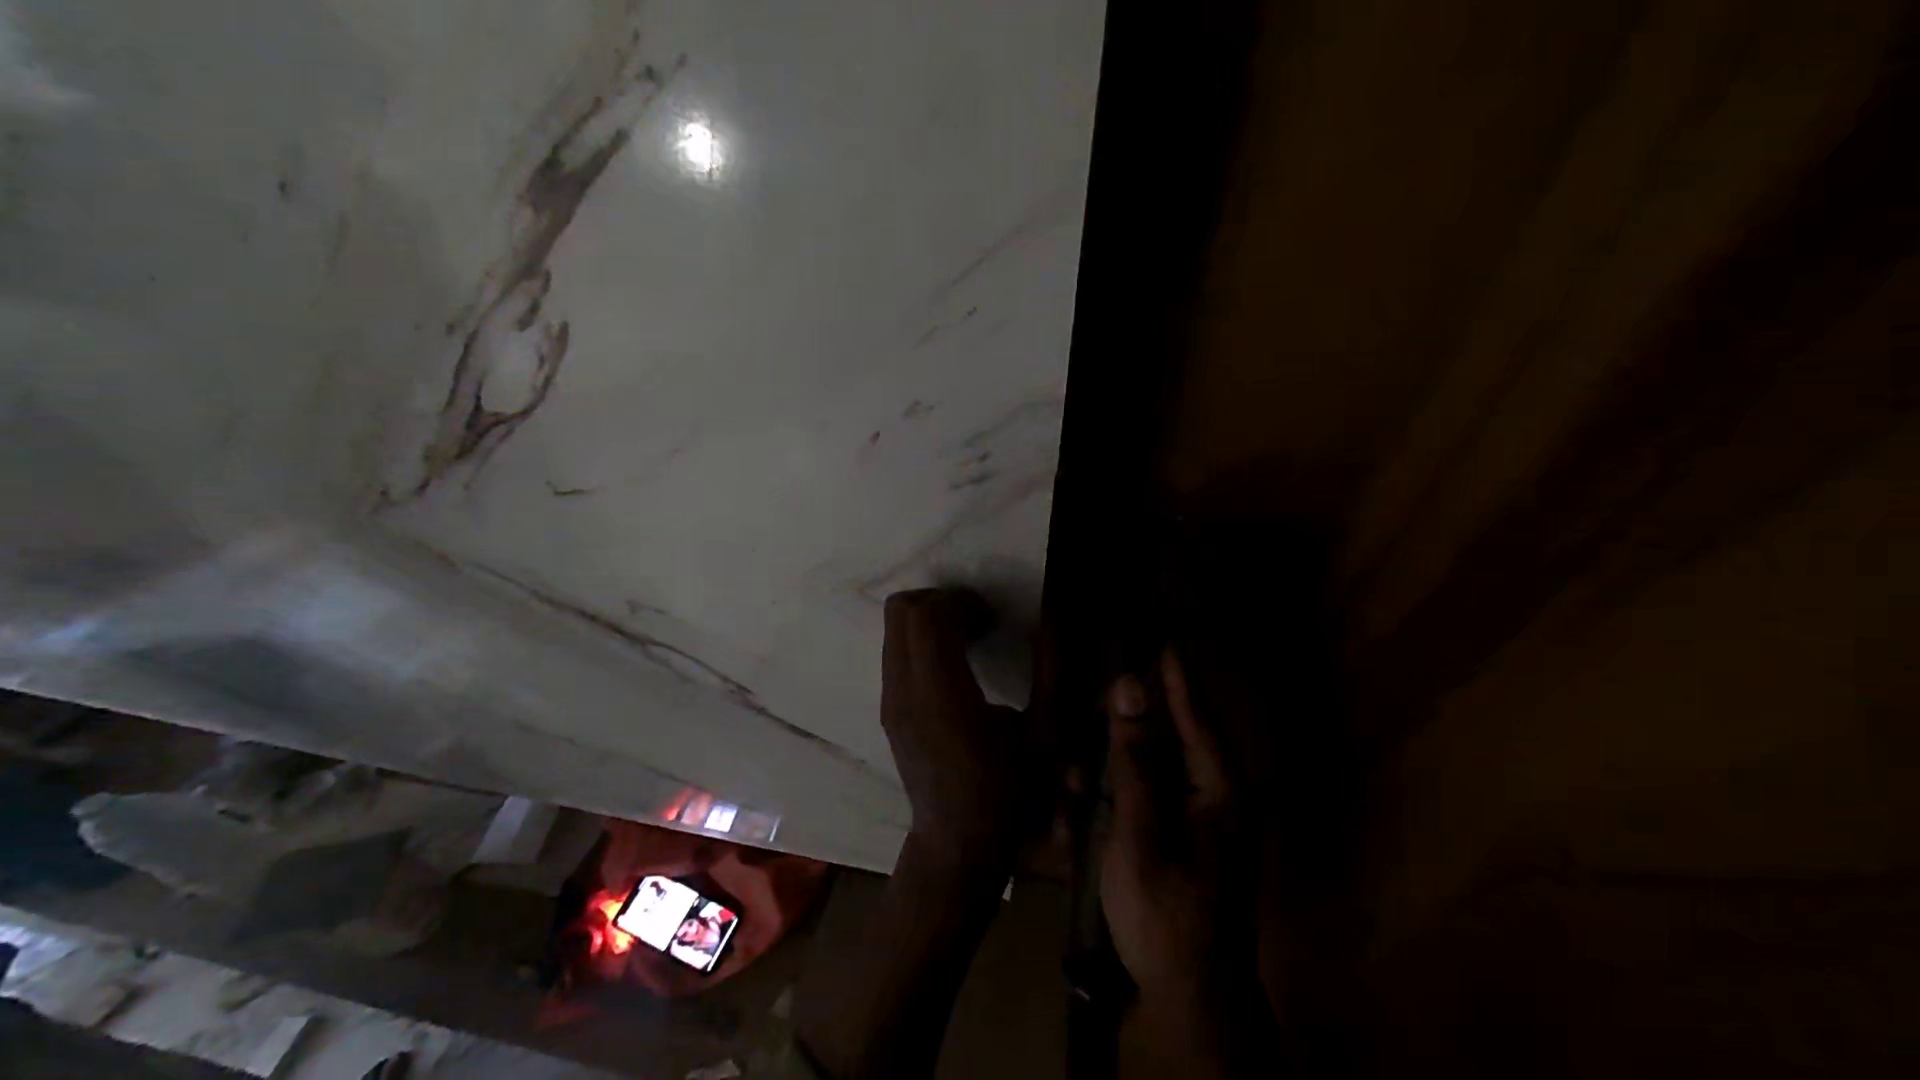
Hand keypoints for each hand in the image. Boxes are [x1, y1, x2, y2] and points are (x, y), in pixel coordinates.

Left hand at [882, 589, 1047, 873]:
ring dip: (930, 619)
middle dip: (941, 600)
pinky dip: (921, 640)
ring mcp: (890, 700)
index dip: (962, 602)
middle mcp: (905, 693)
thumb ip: (1048, 676)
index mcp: (941, 698)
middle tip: (978, 619)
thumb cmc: (1006, 796)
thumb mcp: (1041, 736)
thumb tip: (1050, 625)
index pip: (929, 618)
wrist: (957, 845)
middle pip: (901, 611)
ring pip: (893, 628)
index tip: (993, 617)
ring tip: (968, 639)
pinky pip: (895, 650)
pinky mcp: (887, 709)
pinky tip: (953, 665)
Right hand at [1101, 649, 1252, 1015]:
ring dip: (1126, 747)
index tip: (1158, 628)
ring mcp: (1203, 817)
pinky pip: (1154, 792)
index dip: (1173, 670)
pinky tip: (1091, 786)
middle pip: (1177, 732)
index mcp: (1220, 786)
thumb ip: (1134, 757)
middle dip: (1142, 707)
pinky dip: (1124, 782)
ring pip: (1162, 761)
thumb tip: (1129, 685)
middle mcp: (1217, 793)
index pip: (1194, 710)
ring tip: (1092, 730)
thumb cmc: (1166, 912)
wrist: (1191, 995)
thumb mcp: (1142, 830)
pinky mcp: (1185, 836)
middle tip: (1110, 673)